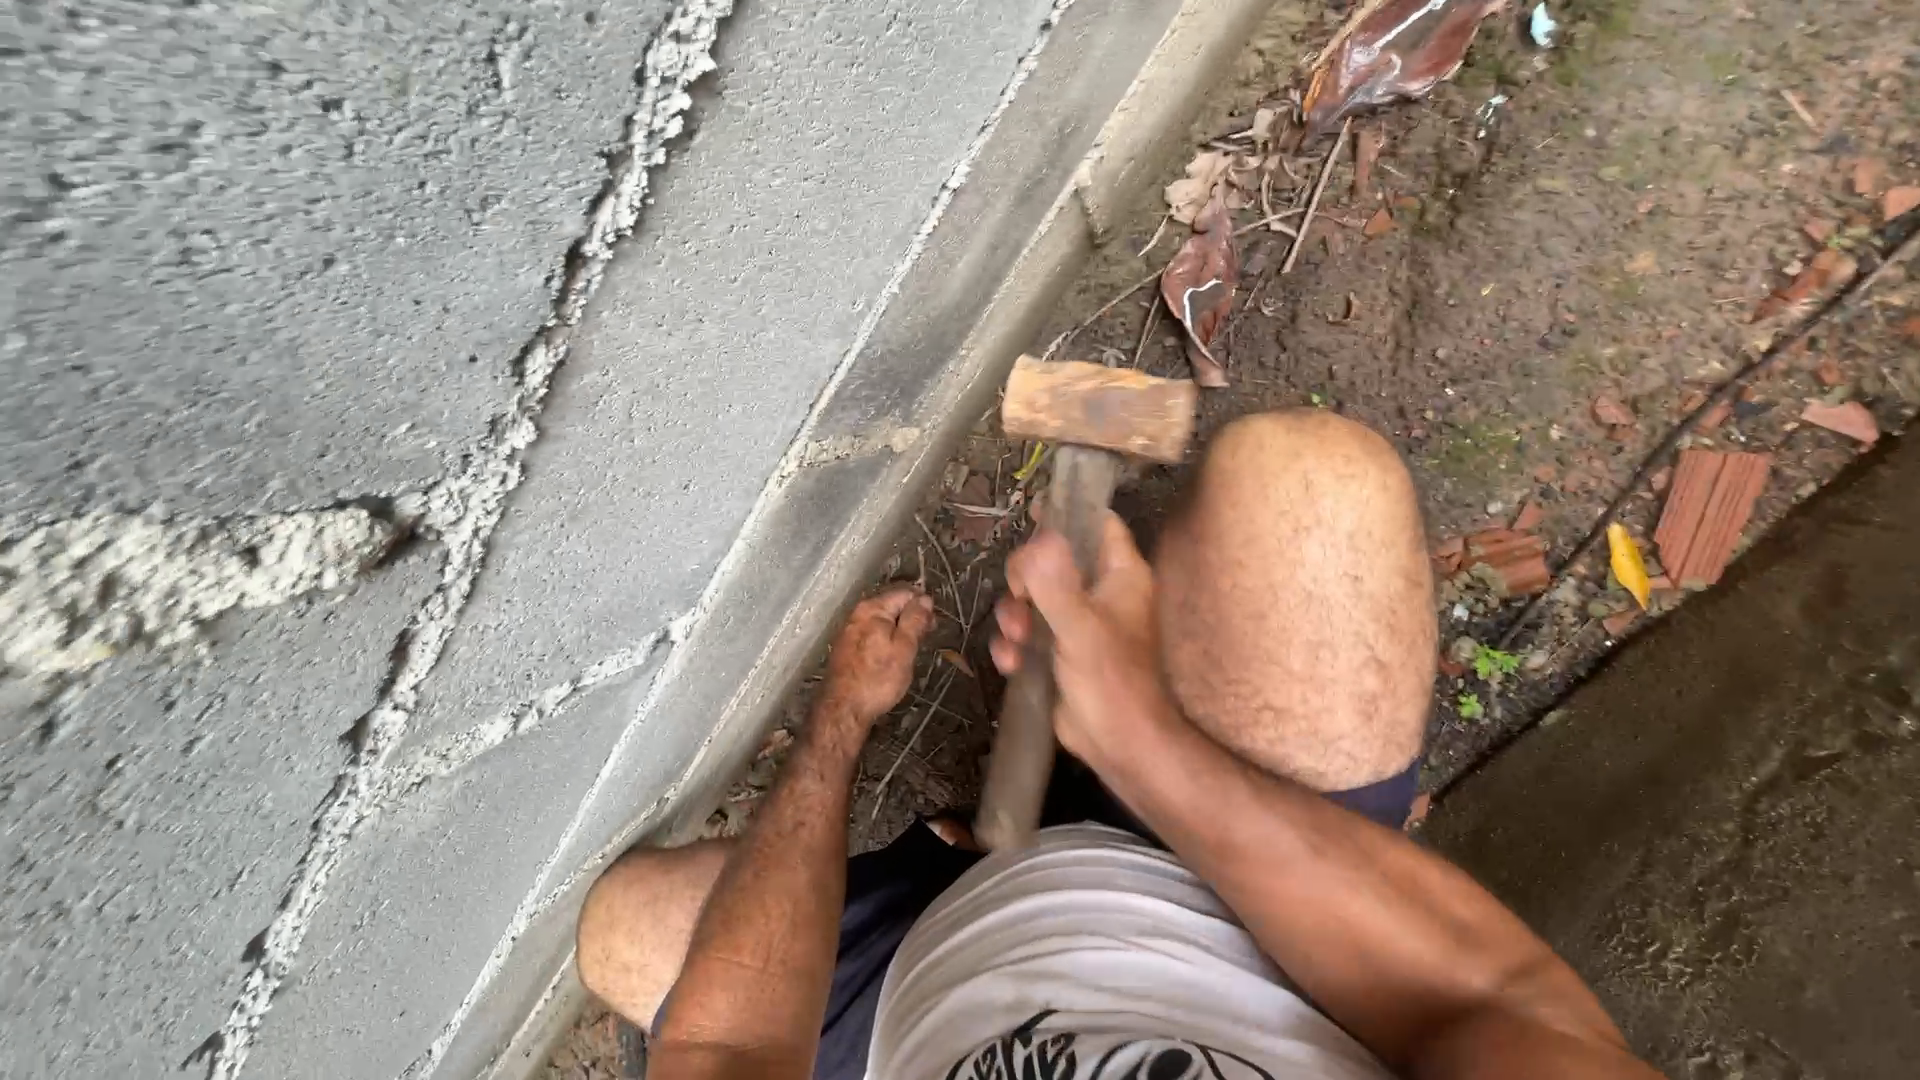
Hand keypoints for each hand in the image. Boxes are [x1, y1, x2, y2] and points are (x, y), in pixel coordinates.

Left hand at [820, 586, 934, 726]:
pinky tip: (890, 658)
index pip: (905, 593)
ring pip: (883, 621)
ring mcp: (850, 630)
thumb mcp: (904, 648)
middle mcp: (858, 613)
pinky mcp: (847, 647)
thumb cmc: (878, 679)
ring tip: (910, 652)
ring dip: (899, 631)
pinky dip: (885, 640)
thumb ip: (915, 620)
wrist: (844, 709)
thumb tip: (925, 598)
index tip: (932, 627)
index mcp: (873, 608)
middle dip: (911, 618)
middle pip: (892, 605)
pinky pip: (872, 634)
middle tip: (923, 642)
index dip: (923, 606)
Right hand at [989, 513, 1176, 762]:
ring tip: (1017, 642)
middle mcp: (1101, 592)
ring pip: (1034, 598)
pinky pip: (1028, 633)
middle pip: (1053, 559)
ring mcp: (1078, 622)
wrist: (1119, 744)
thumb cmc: (1110, 680)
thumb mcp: (1079, 627)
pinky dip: (1016, 645)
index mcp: (1121, 576)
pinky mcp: (1059, 651)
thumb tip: (1039, 541)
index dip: (1068, 514)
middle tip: (1019, 596)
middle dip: (1025, 579)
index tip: (1034, 513)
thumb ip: (1055, 583)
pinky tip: (1013, 664)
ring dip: (1015, 616)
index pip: (1099, 524)